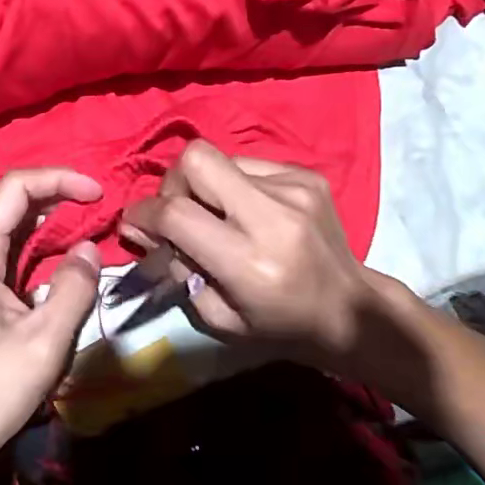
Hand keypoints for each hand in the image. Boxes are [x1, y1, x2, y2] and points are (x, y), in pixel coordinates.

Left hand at [0, 168, 103, 479]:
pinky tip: (63, 250)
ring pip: (8, 223)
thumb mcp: (45, 342)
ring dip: (50, 217)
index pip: (15, 188)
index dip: (60, 179)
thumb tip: (91, 248)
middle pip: (10, 200)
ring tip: (91, 219)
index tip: (100, 192)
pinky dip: (37, 241)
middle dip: (58, 194)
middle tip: (102, 205)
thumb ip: (75, 287)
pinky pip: (4, 248)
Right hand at [121, 140, 383, 370]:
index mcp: (249, 263)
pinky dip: (238, 186)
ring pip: (222, 158)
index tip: (135, 223)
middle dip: (173, 182)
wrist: (349, 309)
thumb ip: (176, 269)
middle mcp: (273, 216)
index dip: (144, 214)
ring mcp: (295, 188)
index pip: (178, 214)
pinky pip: (250, 164)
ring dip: (209, 186)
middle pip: (197, 158)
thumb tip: (146, 227)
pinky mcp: (307, 174)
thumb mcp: (218, 317)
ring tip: (223, 217)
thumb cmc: (279, 325)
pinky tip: (253, 213)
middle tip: (179, 211)